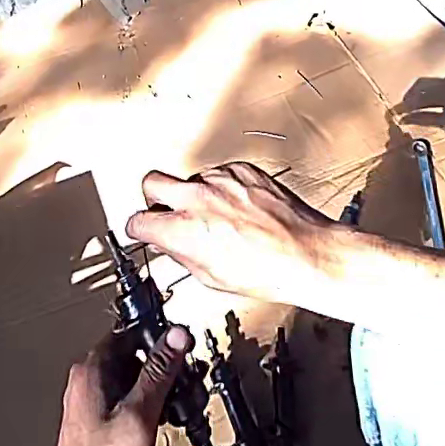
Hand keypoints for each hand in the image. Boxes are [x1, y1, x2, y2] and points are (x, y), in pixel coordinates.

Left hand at [46, 324, 191, 445]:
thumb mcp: (139, 417)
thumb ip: (158, 373)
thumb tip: (174, 336)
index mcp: (89, 373)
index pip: (127, 333)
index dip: (155, 334)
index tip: (178, 340)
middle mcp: (84, 385)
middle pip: (128, 356)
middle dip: (158, 363)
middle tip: (182, 372)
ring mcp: (88, 409)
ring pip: (128, 381)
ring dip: (154, 386)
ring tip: (175, 398)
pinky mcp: (95, 430)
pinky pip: (124, 404)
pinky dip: (144, 406)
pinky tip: (158, 421)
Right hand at [124, 163, 342, 305]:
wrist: (306, 252)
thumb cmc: (267, 272)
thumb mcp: (211, 276)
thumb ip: (181, 254)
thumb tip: (166, 242)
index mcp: (185, 230)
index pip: (139, 219)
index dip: (138, 227)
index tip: (142, 228)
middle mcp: (198, 198)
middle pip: (152, 181)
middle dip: (153, 196)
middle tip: (165, 209)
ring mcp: (220, 179)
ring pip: (191, 179)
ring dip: (196, 195)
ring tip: (220, 216)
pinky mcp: (241, 168)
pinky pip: (220, 174)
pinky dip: (224, 189)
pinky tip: (239, 208)